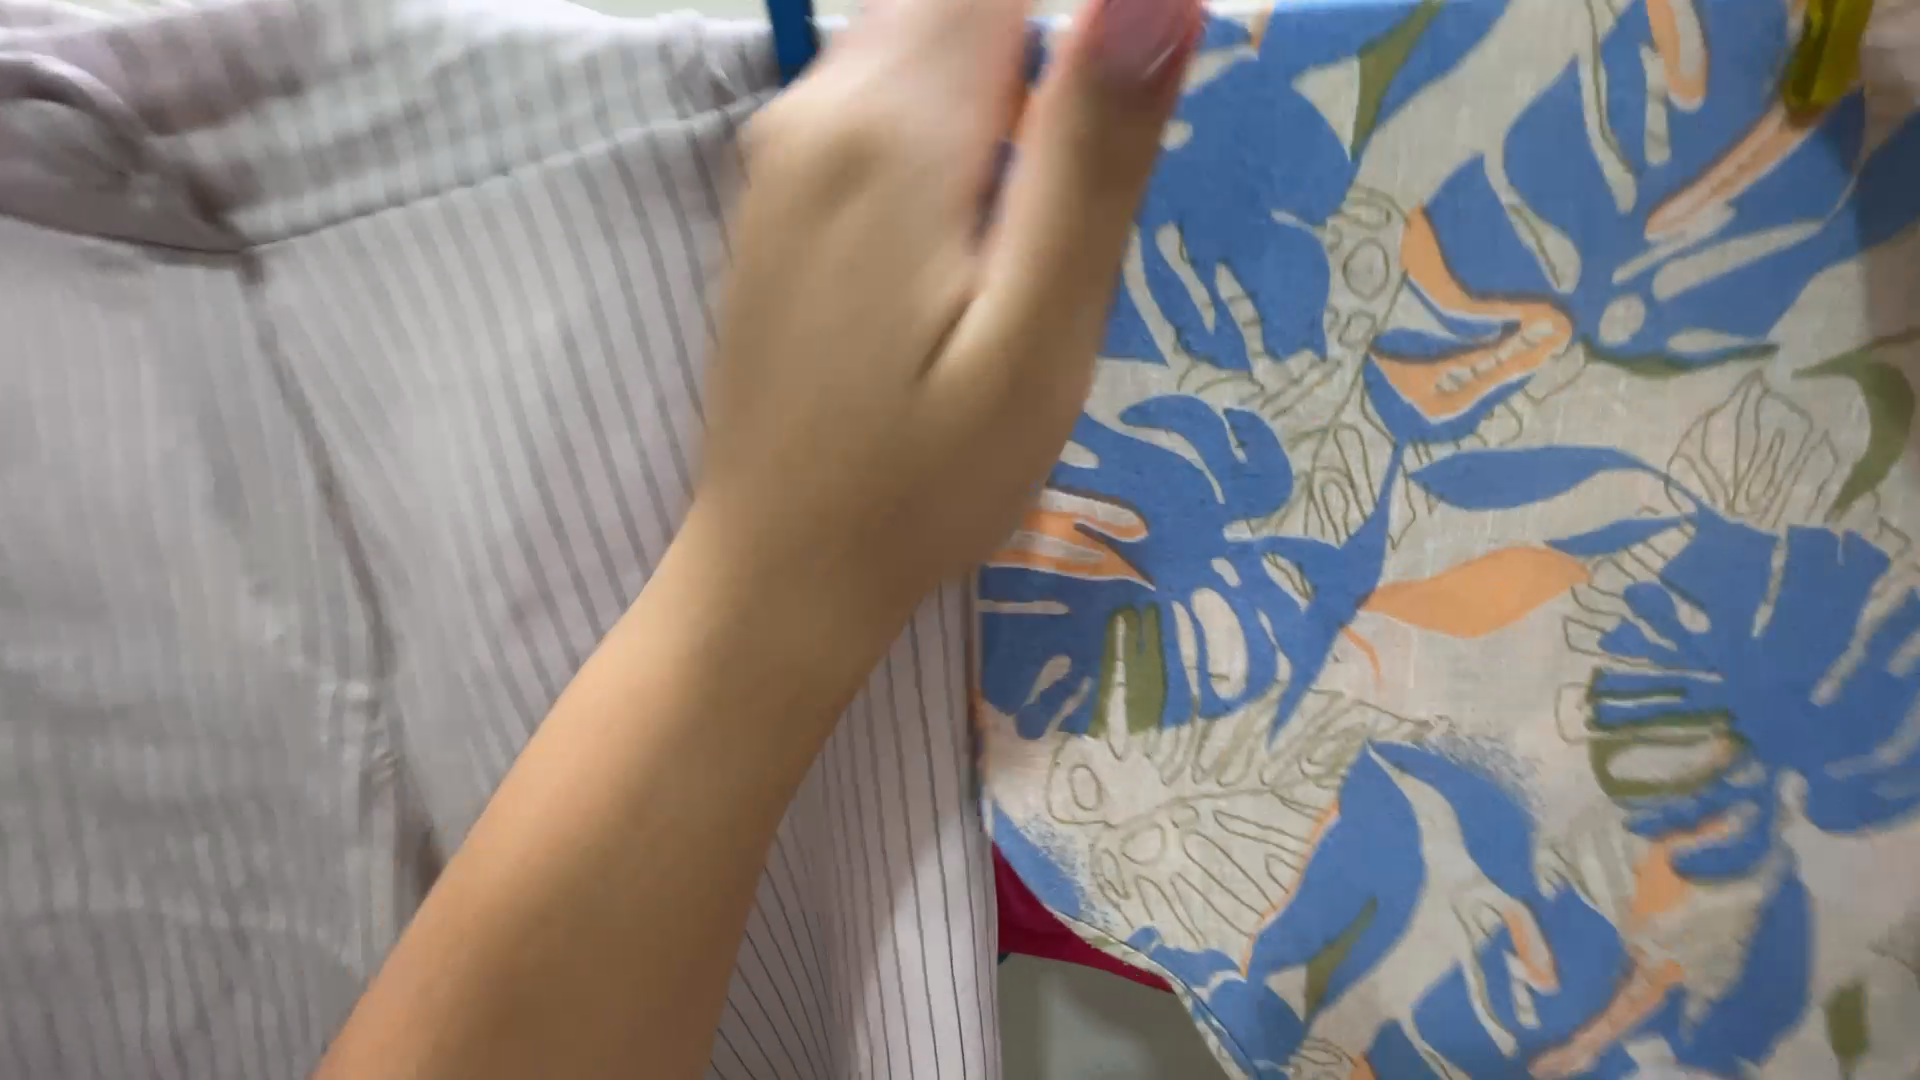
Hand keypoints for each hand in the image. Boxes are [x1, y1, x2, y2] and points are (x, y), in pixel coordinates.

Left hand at [686, 0, 1199, 655]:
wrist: (785, 569)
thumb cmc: (924, 482)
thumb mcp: (1037, 340)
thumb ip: (1089, 161)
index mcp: (893, 127)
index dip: (1073, 39)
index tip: (1094, 146)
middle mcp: (814, 114)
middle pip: (958, 11)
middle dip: (1035, 85)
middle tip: (1052, 236)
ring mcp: (777, 167)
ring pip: (910, 65)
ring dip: (988, 124)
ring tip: (1007, 264)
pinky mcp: (770, 219)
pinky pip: (867, 128)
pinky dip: (932, 159)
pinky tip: (947, 273)